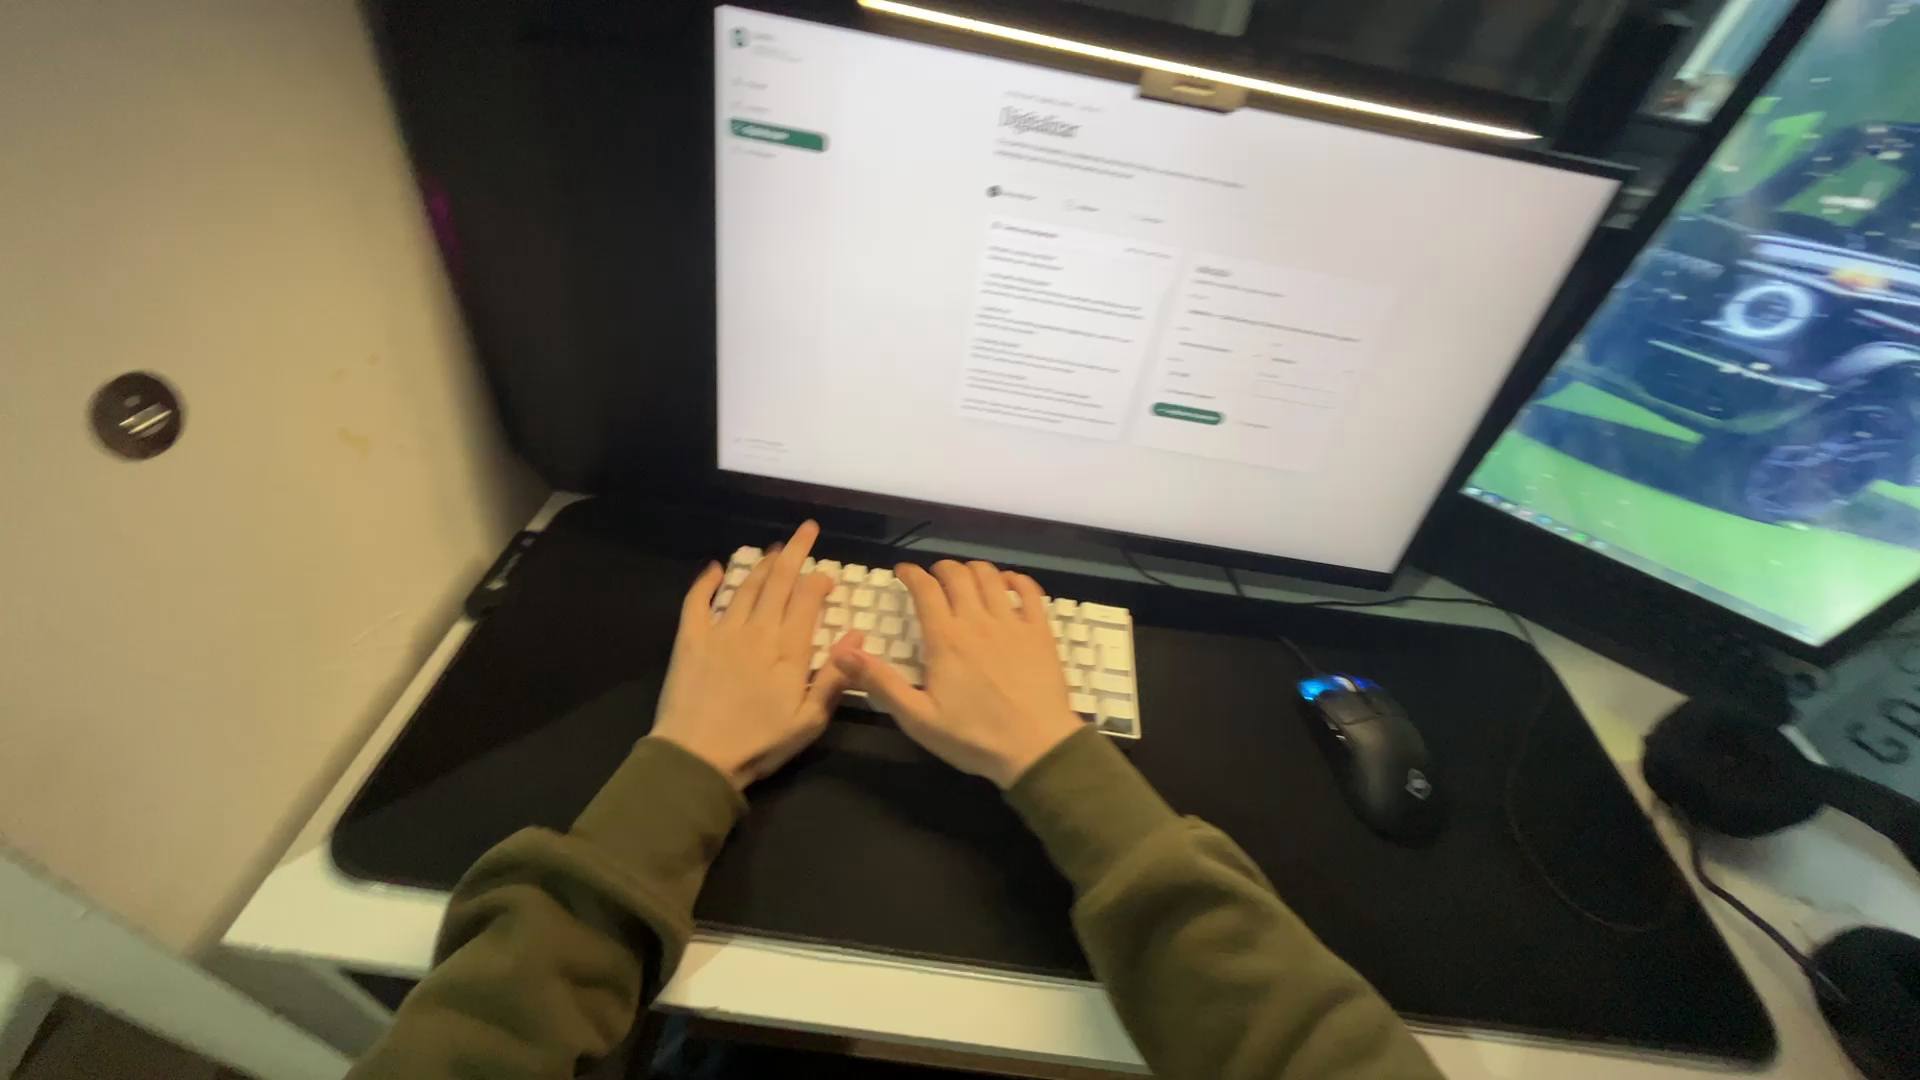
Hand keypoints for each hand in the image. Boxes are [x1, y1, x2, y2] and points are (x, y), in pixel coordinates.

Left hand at [649, 521, 851, 788]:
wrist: (696, 760)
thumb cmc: (759, 744)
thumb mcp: (809, 721)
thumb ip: (835, 677)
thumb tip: (856, 636)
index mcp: (788, 650)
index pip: (808, 599)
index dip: (819, 581)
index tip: (828, 575)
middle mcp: (757, 630)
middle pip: (779, 581)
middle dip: (795, 552)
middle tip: (806, 529)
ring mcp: (721, 632)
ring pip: (746, 587)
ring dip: (762, 564)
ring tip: (775, 548)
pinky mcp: (690, 641)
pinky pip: (697, 602)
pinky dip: (707, 582)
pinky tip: (716, 568)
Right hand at [831, 560, 1080, 787]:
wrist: (1036, 747)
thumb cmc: (973, 737)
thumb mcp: (917, 717)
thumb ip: (880, 682)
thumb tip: (842, 653)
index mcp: (945, 639)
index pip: (925, 589)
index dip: (911, 574)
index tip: (902, 572)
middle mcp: (977, 621)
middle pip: (957, 574)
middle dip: (940, 568)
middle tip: (932, 577)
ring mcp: (1012, 623)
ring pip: (990, 576)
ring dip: (973, 569)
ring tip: (965, 577)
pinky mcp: (1040, 631)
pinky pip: (1028, 591)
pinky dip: (1015, 579)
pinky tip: (1007, 583)